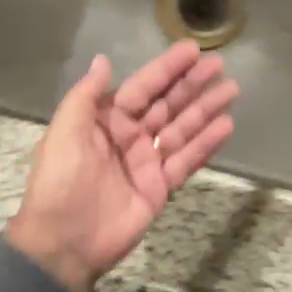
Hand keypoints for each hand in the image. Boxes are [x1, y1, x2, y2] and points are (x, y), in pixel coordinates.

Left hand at [7, 41, 238, 291]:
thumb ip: (86, 96)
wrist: (62, 242)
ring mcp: (146, 163)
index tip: (192, 49)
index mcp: (105, 120)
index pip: (142, 87)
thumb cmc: (59, 181)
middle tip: (219, 65)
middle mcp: (129, 136)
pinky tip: (226, 126)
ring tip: (232, 90)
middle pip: (166, 104)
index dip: (166, 69)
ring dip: (205, 109)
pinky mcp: (159, 188)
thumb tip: (103, 60)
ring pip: (181, 129)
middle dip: (191, 85)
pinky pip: (186, 161)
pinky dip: (205, 144)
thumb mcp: (64, 132)